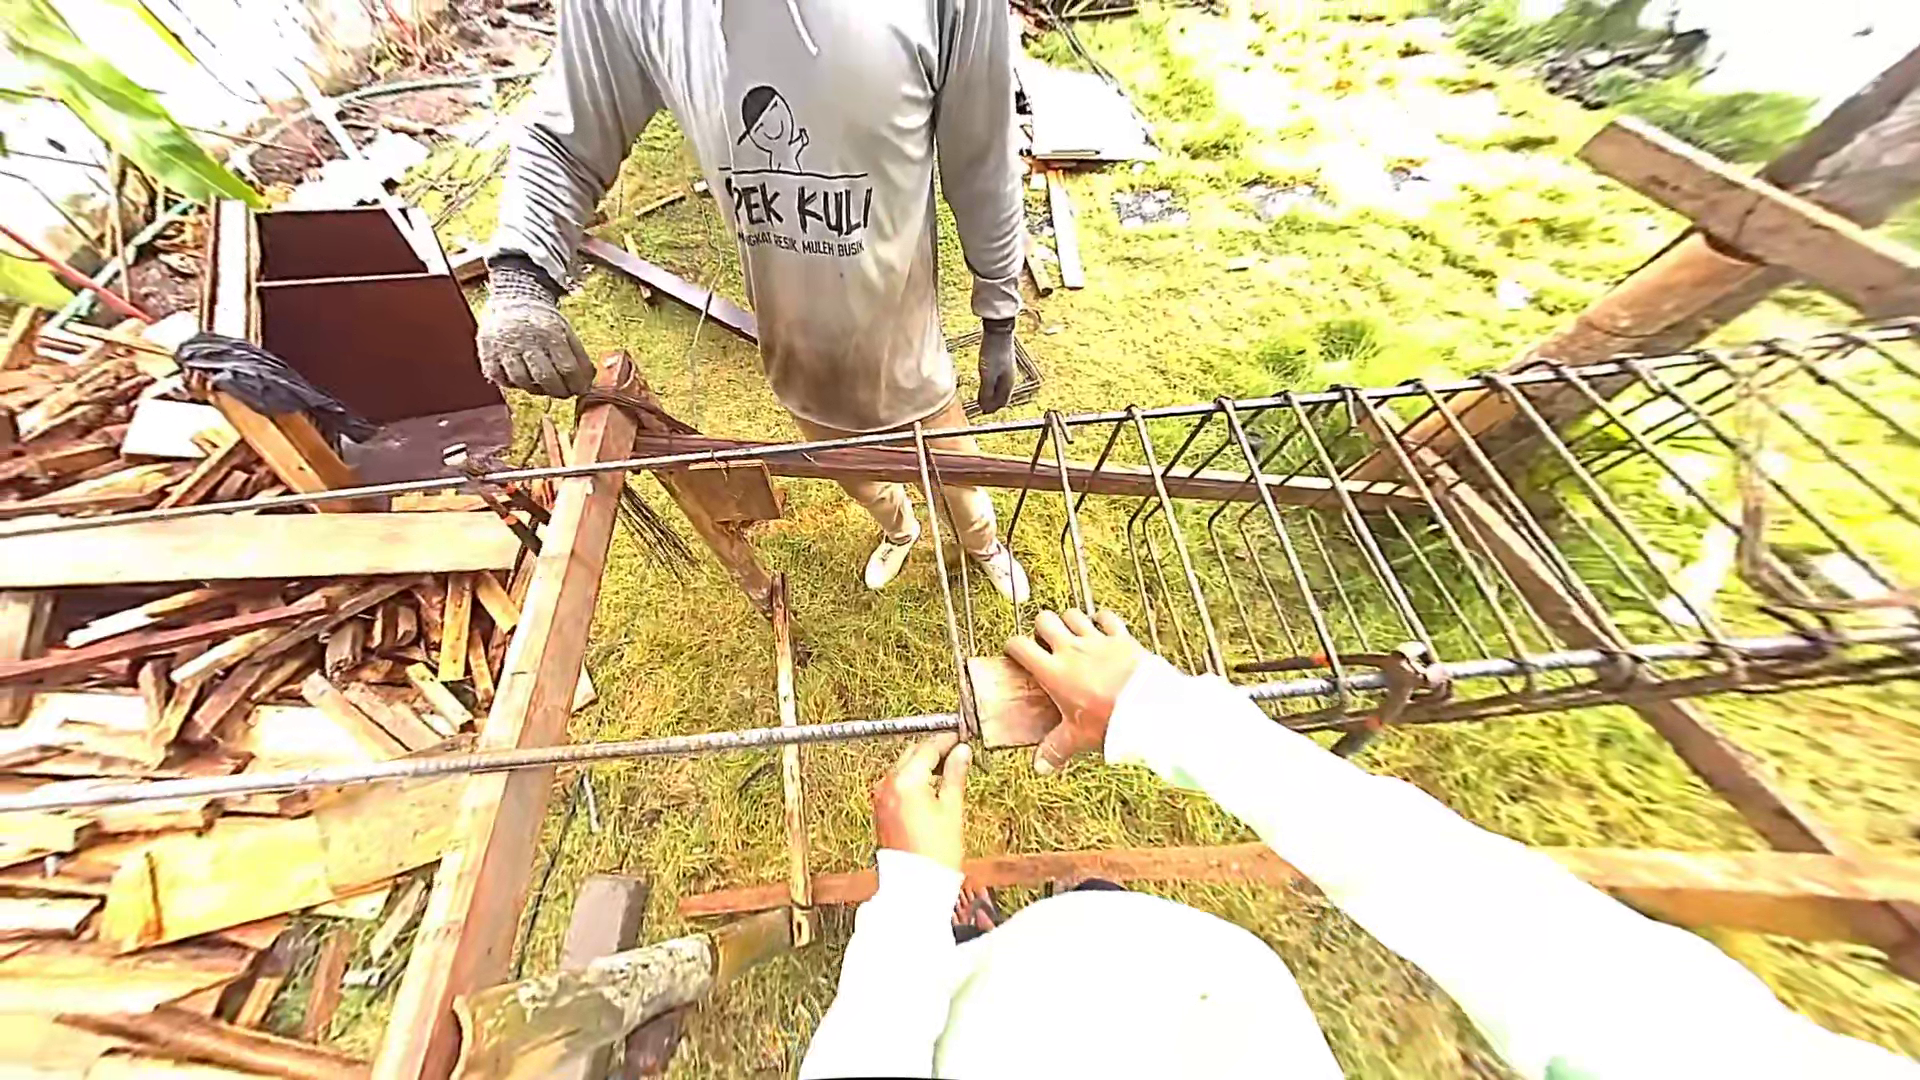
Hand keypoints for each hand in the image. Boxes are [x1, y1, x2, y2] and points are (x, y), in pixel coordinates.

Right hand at [477, 255, 595, 396]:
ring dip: (538, 391)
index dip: (576, 385)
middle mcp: (525, 339)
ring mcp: (503, 346)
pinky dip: (515, 385)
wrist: (514, 300)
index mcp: (550, 334)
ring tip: (545, 387)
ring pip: (523, 381)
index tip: (580, 391)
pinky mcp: (486, 351)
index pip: (567, 368)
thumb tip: (588, 383)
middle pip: (545, 378)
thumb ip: (581, 358)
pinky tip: (525, 380)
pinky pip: (501, 378)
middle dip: (559, 392)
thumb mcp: (568, 334)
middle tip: (564, 393)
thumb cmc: (546, 323)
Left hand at [873, 733, 970, 869]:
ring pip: (904, 765)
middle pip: (913, 752)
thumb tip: (962, 751)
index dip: (946, 740)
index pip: (928, 747)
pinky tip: (930, 785)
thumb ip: (955, 774)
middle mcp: (889, 784)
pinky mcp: (881, 807)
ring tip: (947, 768)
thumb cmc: (936, 853)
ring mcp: (882, 796)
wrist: (915, 888)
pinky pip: (898, 781)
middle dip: (934, 749)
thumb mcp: (952, 809)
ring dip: (923, 762)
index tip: (960, 738)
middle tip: (956, 750)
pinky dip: (913, 777)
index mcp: (907, 781)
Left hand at [976, 317, 1015, 413]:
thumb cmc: (993, 353)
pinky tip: (986, 382)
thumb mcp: (987, 375)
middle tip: (982, 407)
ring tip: (982, 397)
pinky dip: (992, 385)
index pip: (1002, 402)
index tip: (982, 412)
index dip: (992, 409)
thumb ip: (986, 392)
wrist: (999, 331)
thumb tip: (985, 407)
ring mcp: (1008, 370)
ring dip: (992, 394)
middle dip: (993, 403)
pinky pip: (999, 379)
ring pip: (1000, 388)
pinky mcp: (1004, 362)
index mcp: (1008, 384)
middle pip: (1002, 396)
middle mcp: (1011, 378)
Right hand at [1005, 609, 1146, 773]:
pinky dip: (1101, 619)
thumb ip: (1056, 748)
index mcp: (1053, 671)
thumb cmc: (1110, 721)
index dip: (1013, 646)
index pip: (1020, 646)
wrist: (1148, 708)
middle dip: (1041, 628)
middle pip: (1044, 620)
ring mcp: (1096, 640)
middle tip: (1046, 642)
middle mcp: (1071, 649)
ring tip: (1072, 633)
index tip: (1015, 652)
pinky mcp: (1120, 637)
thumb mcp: (1077, 737)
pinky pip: (1106, 617)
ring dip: (1069, 621)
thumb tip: (1040, 766)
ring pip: (1072, 614)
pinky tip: (1101, 628)